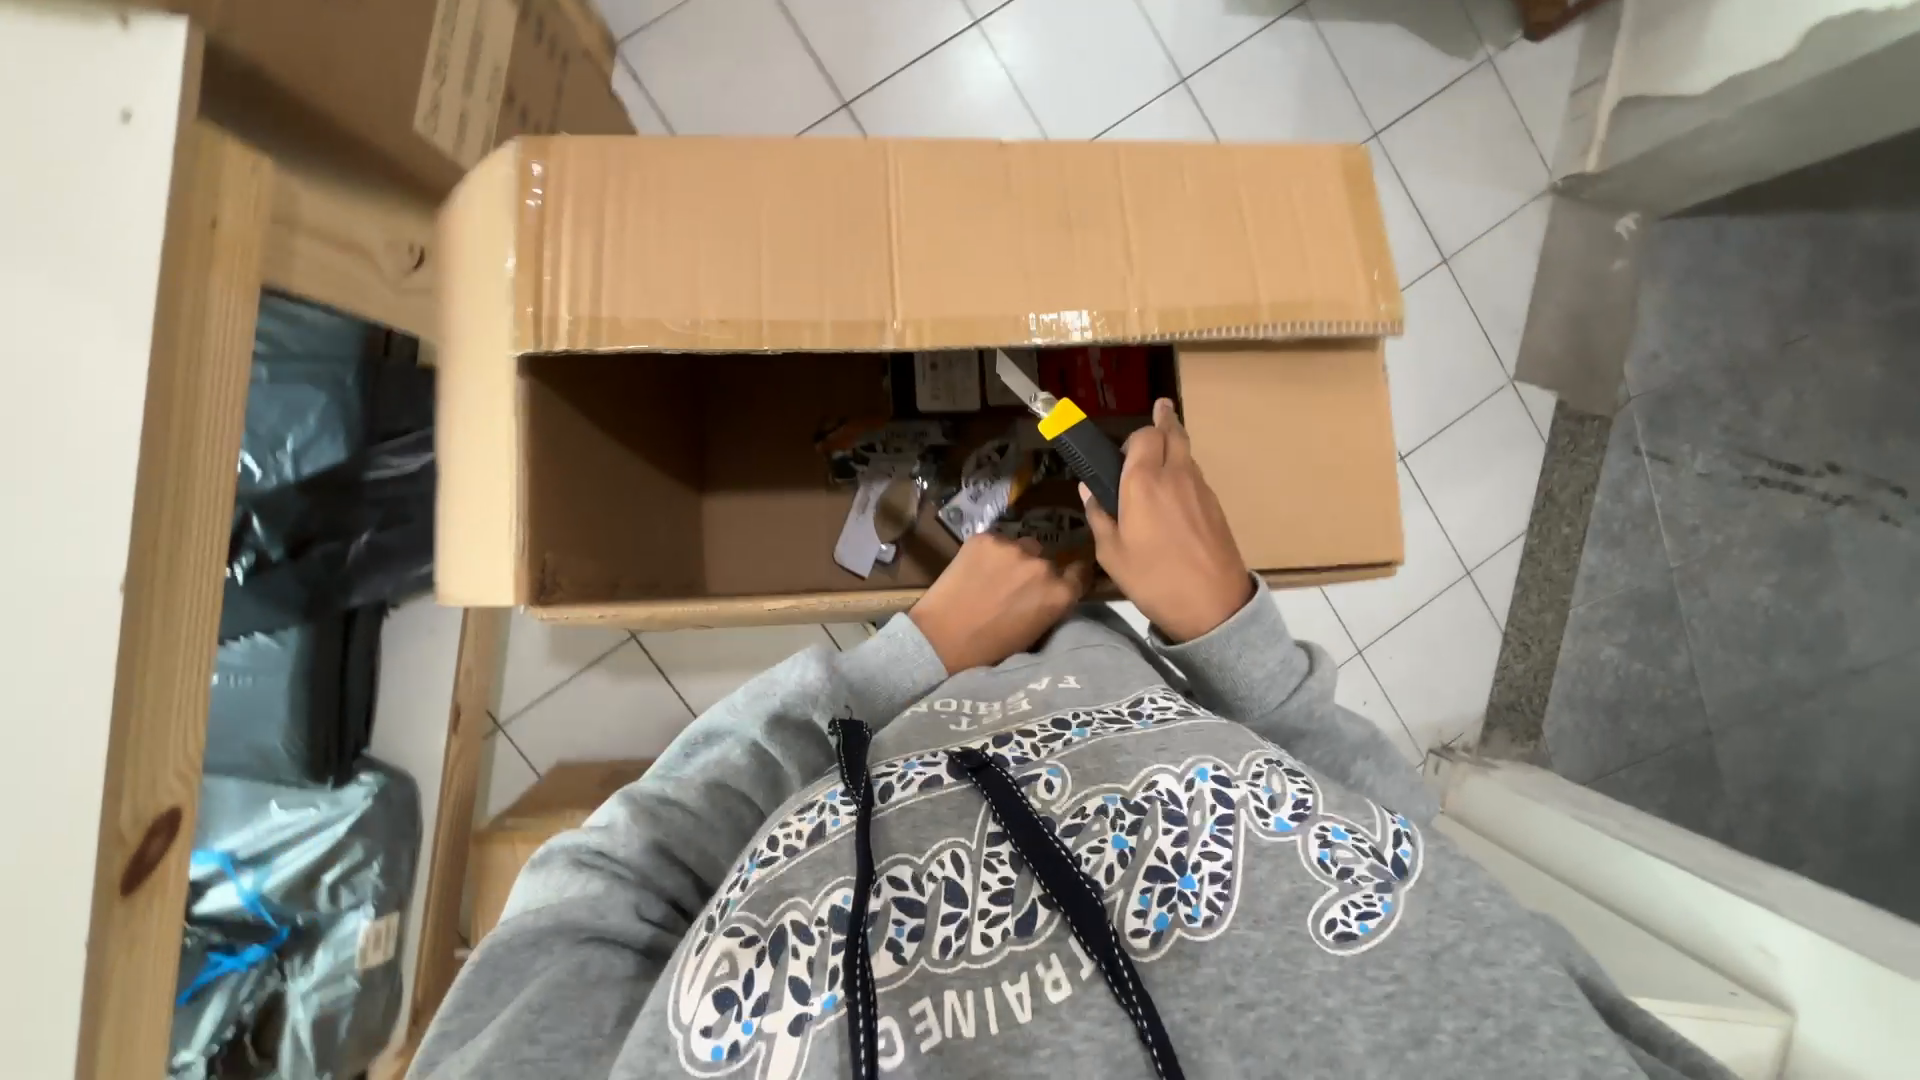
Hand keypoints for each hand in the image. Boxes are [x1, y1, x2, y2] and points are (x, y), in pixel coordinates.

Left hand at [910, 533, 1093, 672]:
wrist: (942, 638)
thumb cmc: (990, 647)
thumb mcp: (1035, 632)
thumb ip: (1050, 605)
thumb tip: (1052, 591)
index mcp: (1059, 593)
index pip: (1080, 572)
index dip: (1070, 575)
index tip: (1059, 579)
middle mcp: (1042, 566)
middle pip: (1047, 559)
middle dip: (1034, 571)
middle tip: (1014, 586)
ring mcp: (1012, 548)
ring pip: (1021, 546)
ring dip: (1013, 558)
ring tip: (992, 576)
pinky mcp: (985, 538)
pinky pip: (996, 541)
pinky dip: (989, 552)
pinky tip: (975, 569)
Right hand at [1083, 398, 1253, 642]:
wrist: (1212, 605)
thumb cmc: (1153, 579)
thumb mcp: (1111, 554)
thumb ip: (1099, 516)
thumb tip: (1088, 491)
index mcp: (1144, 482)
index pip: (1143, 436)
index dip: (1133, 437)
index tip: (1121, 451)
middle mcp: (1175, 475)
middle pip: (1173, 433)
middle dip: (1163, 420)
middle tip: (1158, 412)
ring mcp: (1201, 489)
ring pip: (1187, 453)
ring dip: (1175, 446)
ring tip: (1162, 453)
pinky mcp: (1215, 506)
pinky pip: (1196, 476)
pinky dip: (1184, 471)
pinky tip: (1174, 493)